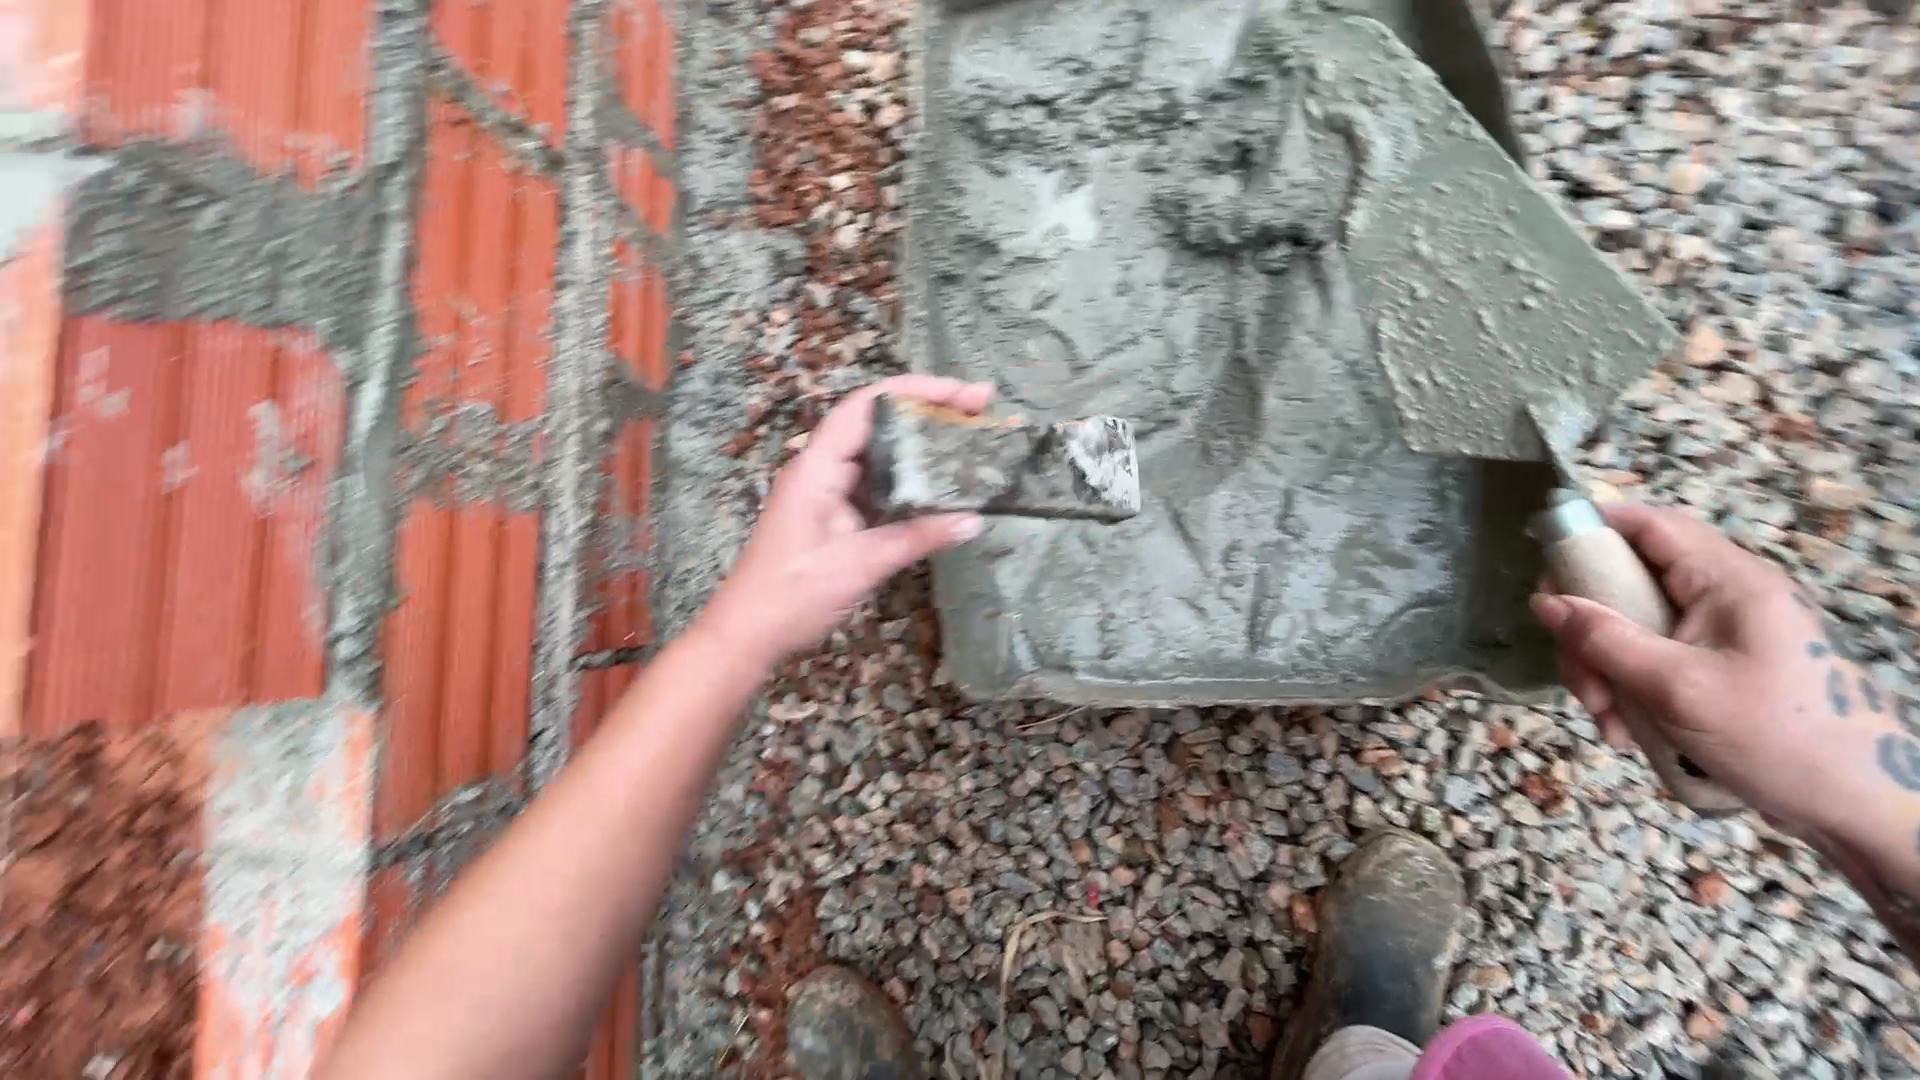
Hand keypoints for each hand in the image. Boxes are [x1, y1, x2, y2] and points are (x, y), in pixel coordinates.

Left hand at [696, 375, 992, 665]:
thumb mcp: (859, 565)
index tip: (963, 394)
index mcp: (817, 467)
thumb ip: (916, 538)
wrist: (748, 634)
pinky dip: (912, 480)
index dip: (916, 391)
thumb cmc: (792, 596)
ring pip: (881, 454)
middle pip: (879, 422)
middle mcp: (823, 469)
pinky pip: (879, 485)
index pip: (867, 405)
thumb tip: (973, 520)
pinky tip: (943, 484)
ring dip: (923, 444)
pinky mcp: (837, 515)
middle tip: (980, 408)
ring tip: (971, 439)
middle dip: (928, 410)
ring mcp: (829, 492)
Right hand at [1530, 503, 1902, 833]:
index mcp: (1729, 584)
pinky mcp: (1709, 665)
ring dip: (1597, 666)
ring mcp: (1715, 633)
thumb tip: (1544, 603)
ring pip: (1623, 625)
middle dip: (1584, 626)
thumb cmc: (1779, 738)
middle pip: (1623, 582)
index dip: (1593, 524)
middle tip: (1577, 672)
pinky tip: (1623, 726)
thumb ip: (1604, 640)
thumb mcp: (1677, 688)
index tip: (1542, 548)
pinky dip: (1619, 686)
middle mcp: (1722, 597)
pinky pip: (1642, 657)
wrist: (1859, 810)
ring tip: (1605, 715)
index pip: (1651, 524)